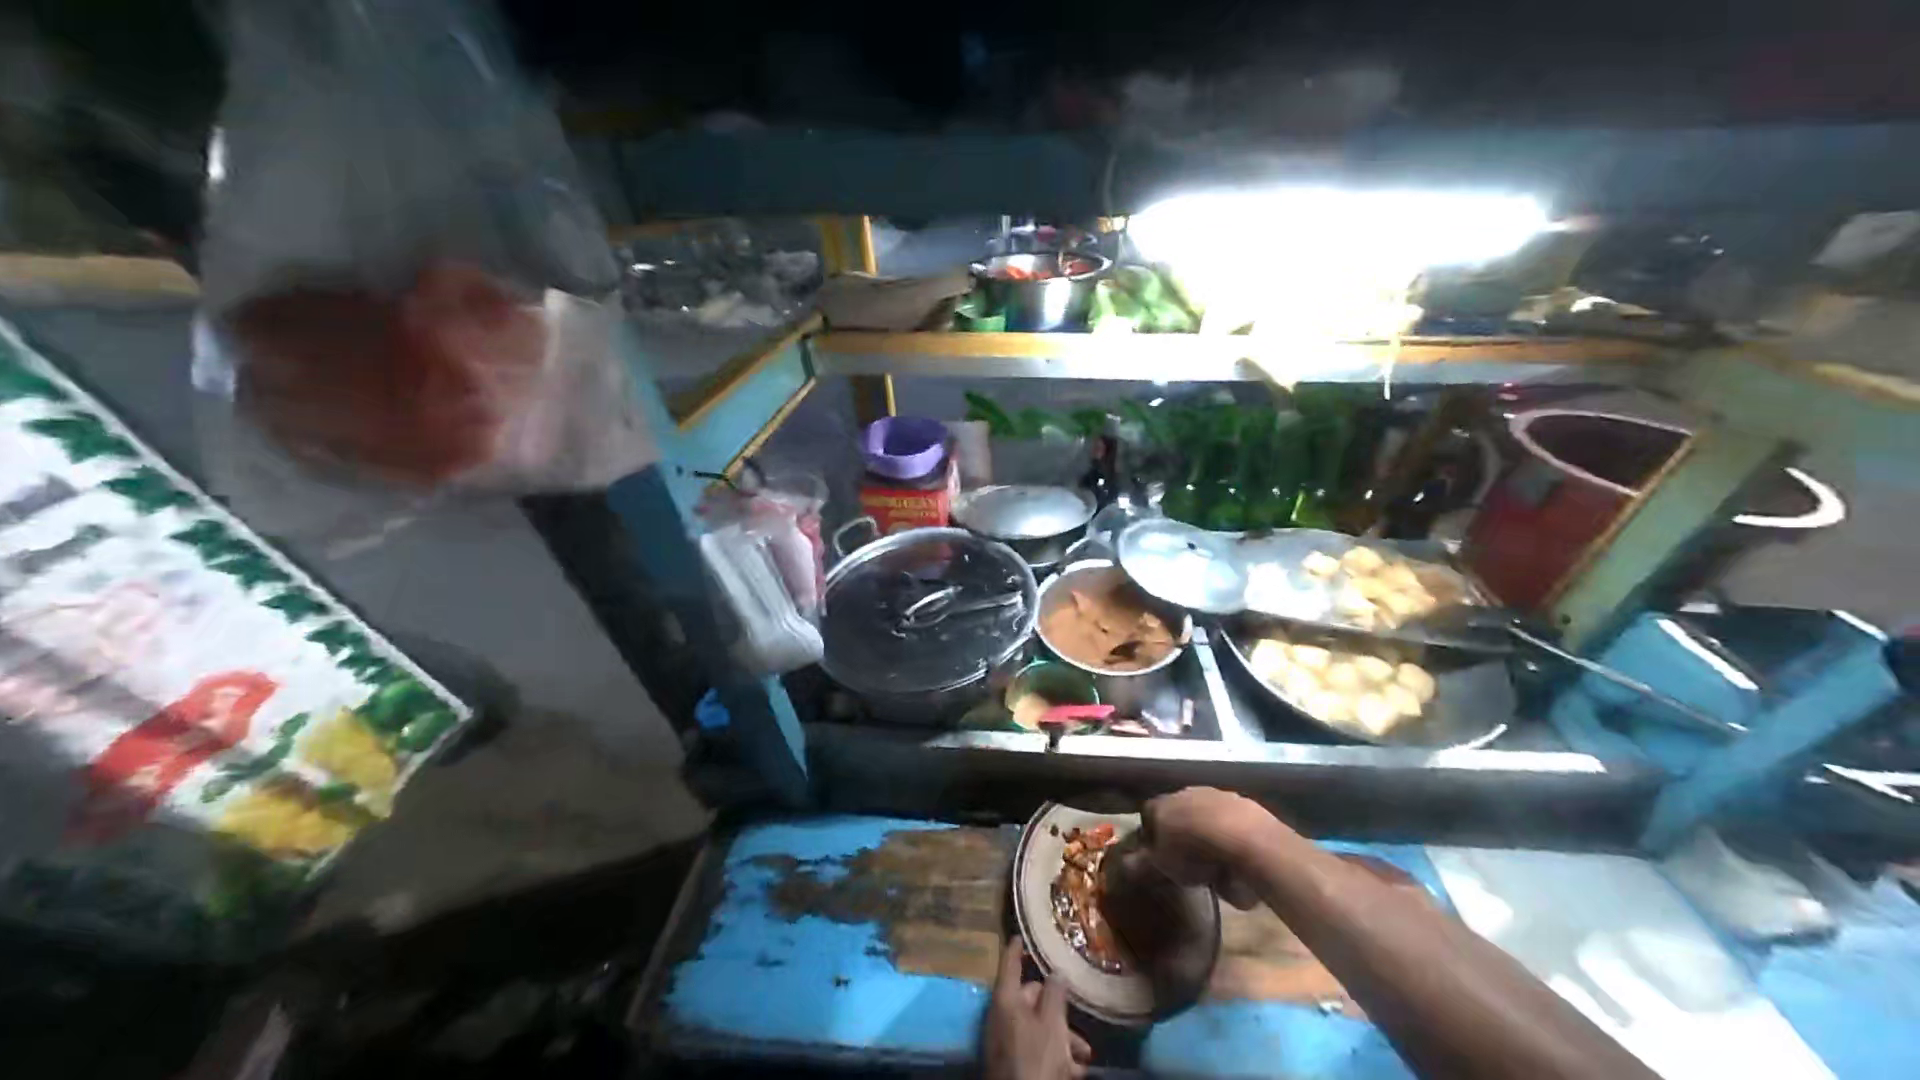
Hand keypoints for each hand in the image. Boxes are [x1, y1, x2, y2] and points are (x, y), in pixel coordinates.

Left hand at [983, 940, 1091, 1079]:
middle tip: (1078, 1014)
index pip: (1009, 962)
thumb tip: (1056, 972)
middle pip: (1030, 997)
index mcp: (1006, 998)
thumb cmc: (1036, 1058)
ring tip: (1084, 1054)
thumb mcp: (1052, 1023)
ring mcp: (1005, 1039)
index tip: (1022, 934)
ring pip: (1038, 1026)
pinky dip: (1055, 1053)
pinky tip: (1075, 1068)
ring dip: (1062, 1036)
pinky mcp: (1012, 1062)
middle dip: (1057, 1007)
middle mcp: (1002, 1014)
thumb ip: (1055, 994)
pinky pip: (1036, 1048)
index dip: (1017, 947)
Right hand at [1140, 787, 1284, 908]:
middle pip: (1176, 811)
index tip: (1157, 855)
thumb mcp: (1161, 865)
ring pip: (1202, 812)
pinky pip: (1228, 819)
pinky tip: (1235, 852)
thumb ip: (1141, 864)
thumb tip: (1124, 864)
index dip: (1151, 834)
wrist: (1243, 837)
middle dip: (1179, 830)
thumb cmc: (1193, 852)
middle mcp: (1183, 792)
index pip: (1147, 815)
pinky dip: (1229, 832)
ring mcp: (1213, 794)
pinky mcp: (1241, 801)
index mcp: (1159, 805)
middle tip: (1186, 858)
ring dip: (1204, 830)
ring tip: (1214, 858)